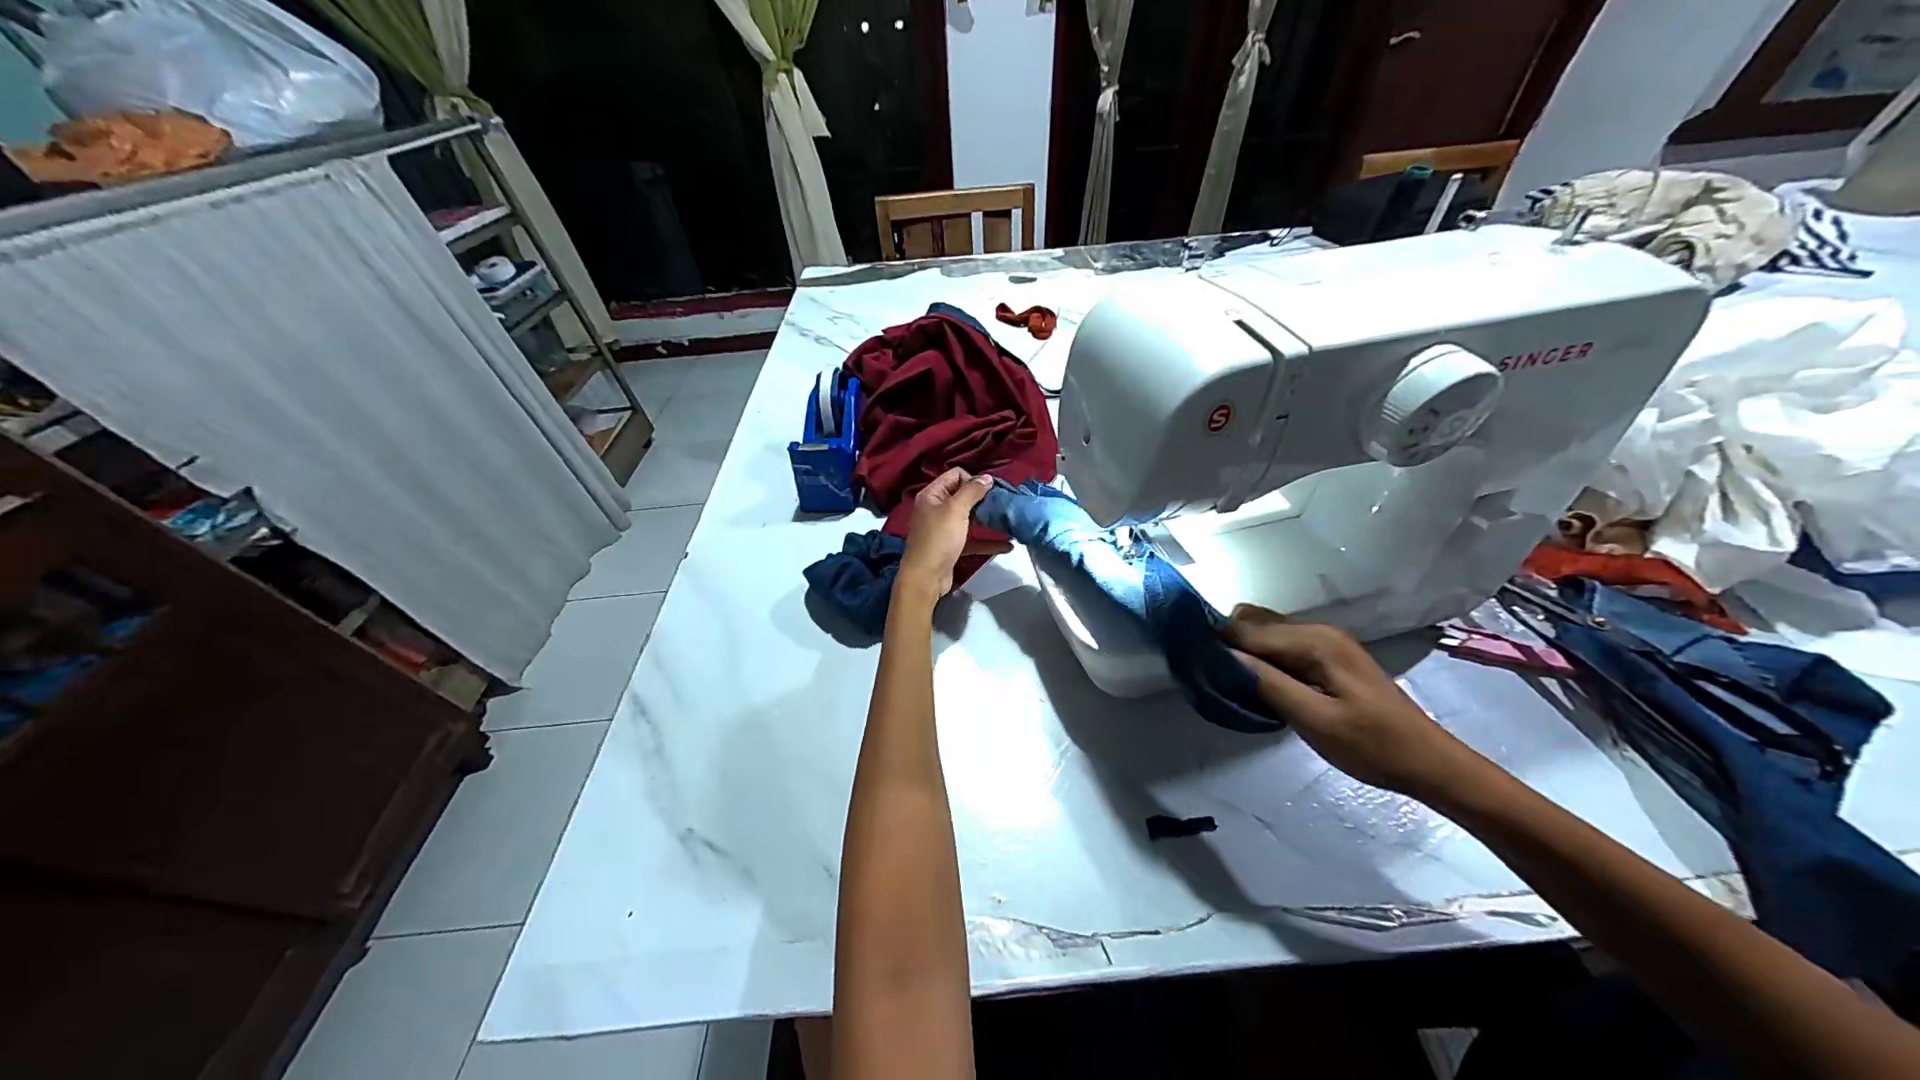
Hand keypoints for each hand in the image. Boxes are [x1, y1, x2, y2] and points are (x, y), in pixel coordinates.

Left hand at [896, 468, 1010, 600]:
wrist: (926, 577)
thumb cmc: (939, 539)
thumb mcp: (955, 510)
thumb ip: (972, 491)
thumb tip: (987, 478)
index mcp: (932, 495)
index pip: (955, 475)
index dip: (972, 480)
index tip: (989, 491)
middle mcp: (936, 509)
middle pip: (963, 496)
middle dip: (983, 500)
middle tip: (1002, 505)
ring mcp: (944, 529)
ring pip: (969, 518)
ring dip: (988, 520)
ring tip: (1008, 521)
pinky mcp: (952, 546)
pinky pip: (972, 539)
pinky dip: (987, 541)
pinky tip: (1007, 546)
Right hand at [1222, 605, 1483, 797]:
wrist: (1429, 763)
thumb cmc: (1372, 746)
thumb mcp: (1314, 720)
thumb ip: (1267, 684)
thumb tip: (1222, 656)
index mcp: (1315, 642)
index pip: (1246, 629)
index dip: (1218, 645)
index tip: (1197, 669)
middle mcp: (1318, 631)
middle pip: (1252, 622)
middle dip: (1228, 645)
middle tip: (1216, 682)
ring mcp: (1325, 642)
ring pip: (1265, 632)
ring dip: (1245, 652)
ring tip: (1233, 685)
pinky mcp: (1328, 656)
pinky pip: (1281, 645)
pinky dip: (1262, 658)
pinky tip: (1260, 686)